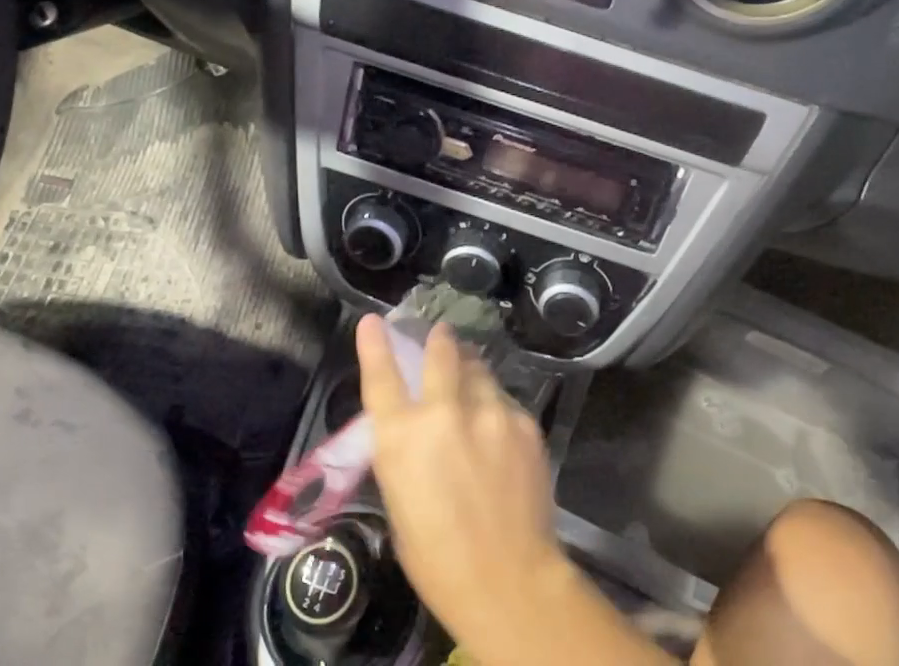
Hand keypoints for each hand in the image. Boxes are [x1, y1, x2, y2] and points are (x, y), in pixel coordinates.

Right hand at [355, 315, 568, 643]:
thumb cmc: (438, 558)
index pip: (382, 376)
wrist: (508, 577)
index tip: (374, 322)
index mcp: (402, 437)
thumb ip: (405, 455)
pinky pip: (505, 402)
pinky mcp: (524, 423)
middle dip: (440, 340)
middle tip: (441, 333)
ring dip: (471, 369)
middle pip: (441, 355)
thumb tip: (414, 432)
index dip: (375, 345)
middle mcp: (445, 413)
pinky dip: (496, 405)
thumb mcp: (400, 503)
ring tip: (471, 371)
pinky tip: (498, 425)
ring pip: (479, 372)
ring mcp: (490, 413)